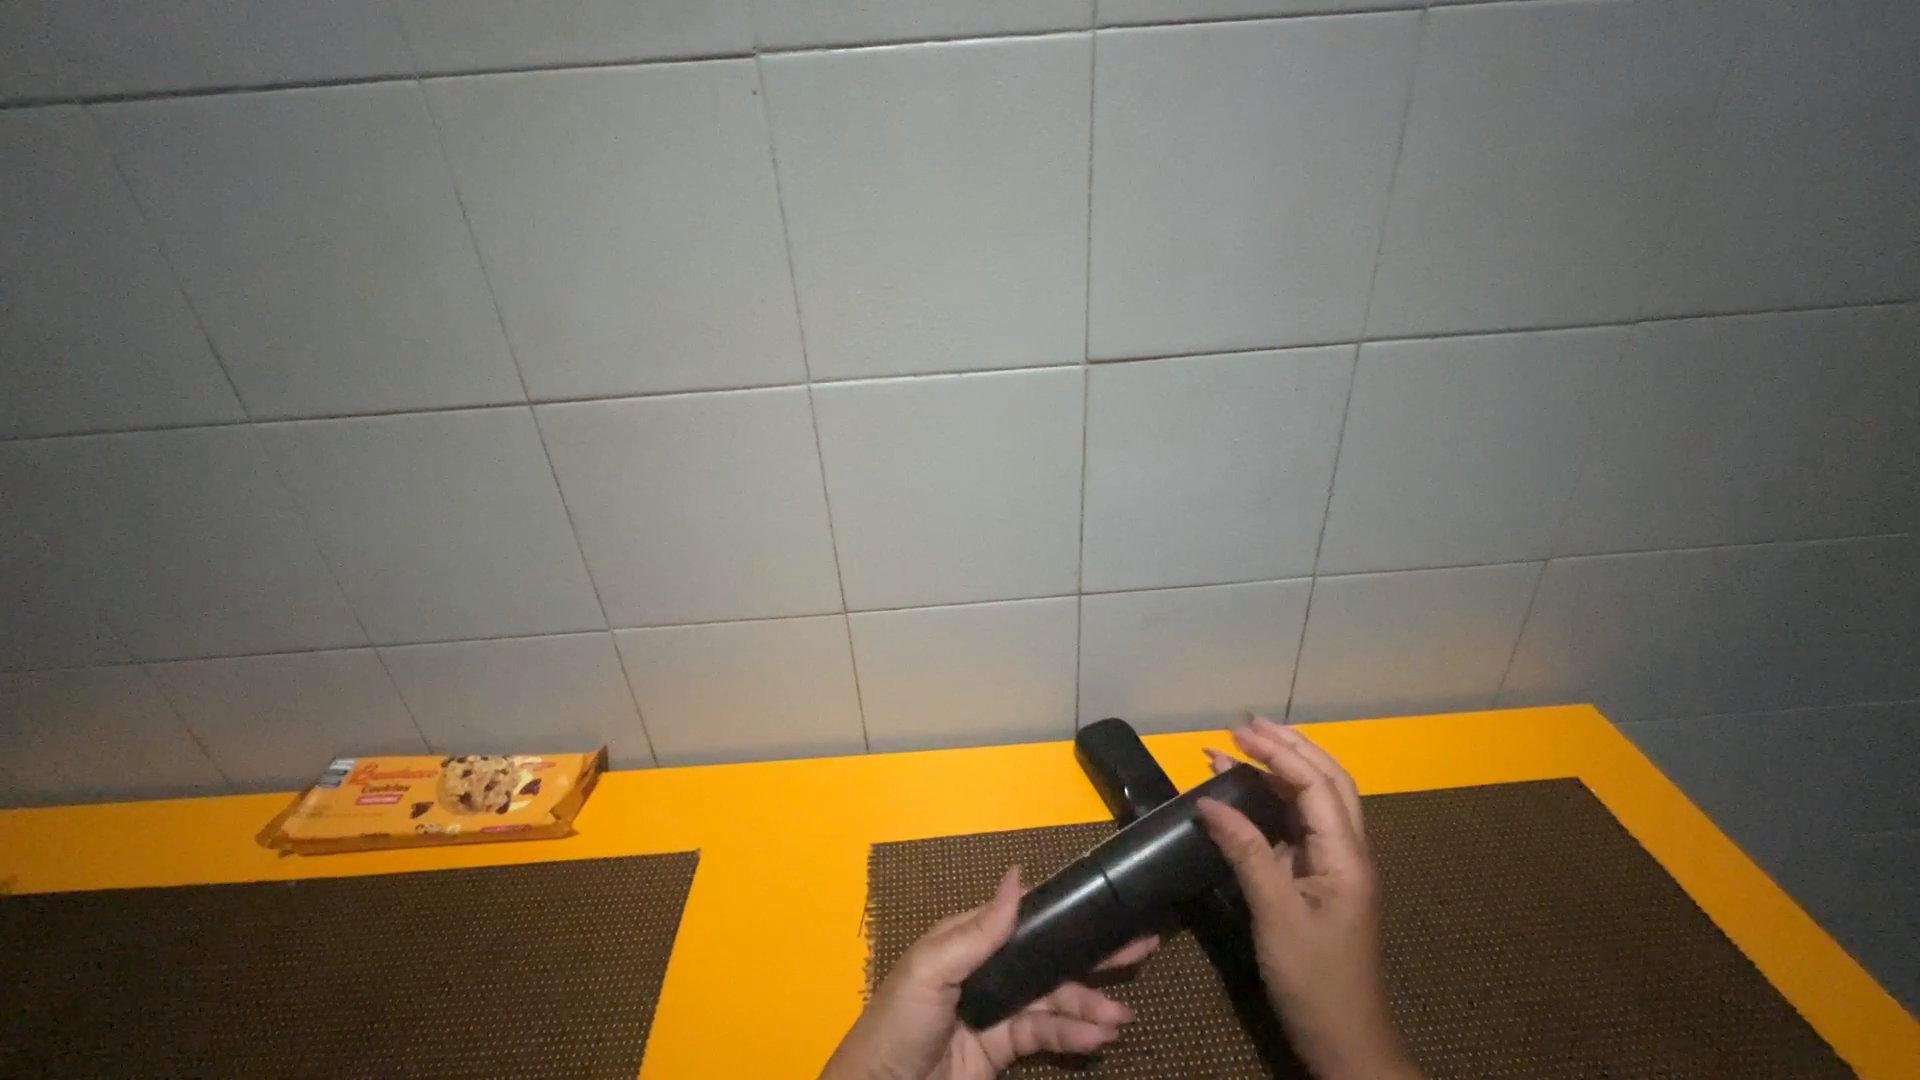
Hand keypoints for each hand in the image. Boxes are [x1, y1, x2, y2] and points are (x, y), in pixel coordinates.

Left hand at [820, 866, 1157, 1079]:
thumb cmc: (901, 1020)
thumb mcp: (934, 967)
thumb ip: (981, 929)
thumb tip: (1017, 874)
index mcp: (969, 938)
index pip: (1026, 918)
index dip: (1066, 915)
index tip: (1108, 908)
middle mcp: (989, 968)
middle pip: (1049, 957)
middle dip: (1093, 956)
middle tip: (1142, 949)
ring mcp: (998, 1009)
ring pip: (1054, 999)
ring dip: (1090, 1004)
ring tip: (1124, 1017)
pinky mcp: (1003, 1049)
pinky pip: (1045, 1035)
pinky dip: (1072, 1035)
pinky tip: (1098, 1038)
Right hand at [1197, 715, 1421, 1079]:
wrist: (1344, 1040)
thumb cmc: (1314, 979)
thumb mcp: (1275, 915)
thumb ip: (1246, 853)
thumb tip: (1210, 803)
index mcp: (1346, 856)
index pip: (1316, 785)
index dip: (1277, 753)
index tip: (1237, 734)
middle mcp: (1348, 851)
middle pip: (1327, 780)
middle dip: (1288, 746)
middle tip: (1245, 725)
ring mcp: (1335, 864)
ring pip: (1315, 799)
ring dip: (1282, 767)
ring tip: (1242, 746)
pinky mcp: (1319, 878)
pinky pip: (1299, 824)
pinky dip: (1274, 799)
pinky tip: (1247, 794)